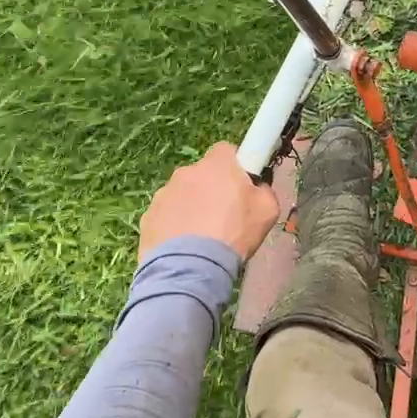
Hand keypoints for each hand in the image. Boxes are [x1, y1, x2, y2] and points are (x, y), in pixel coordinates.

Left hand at [138, 143, 280, 263]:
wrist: (191, 267)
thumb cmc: (234, 232)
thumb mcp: (268, 210)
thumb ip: (264, 190)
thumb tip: (257, 188)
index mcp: (217, 164)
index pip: (226, 150)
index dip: (235, 165)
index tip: (241, 185)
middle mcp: (187, 172)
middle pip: (203, 173)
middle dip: (212, 188)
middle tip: (224, 215)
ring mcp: (164, 194)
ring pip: (183, 194)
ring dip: (192, 207)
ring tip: (202, 236)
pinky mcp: (148, 216)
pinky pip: (167, 215)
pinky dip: (175, 225)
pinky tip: (185, 246)